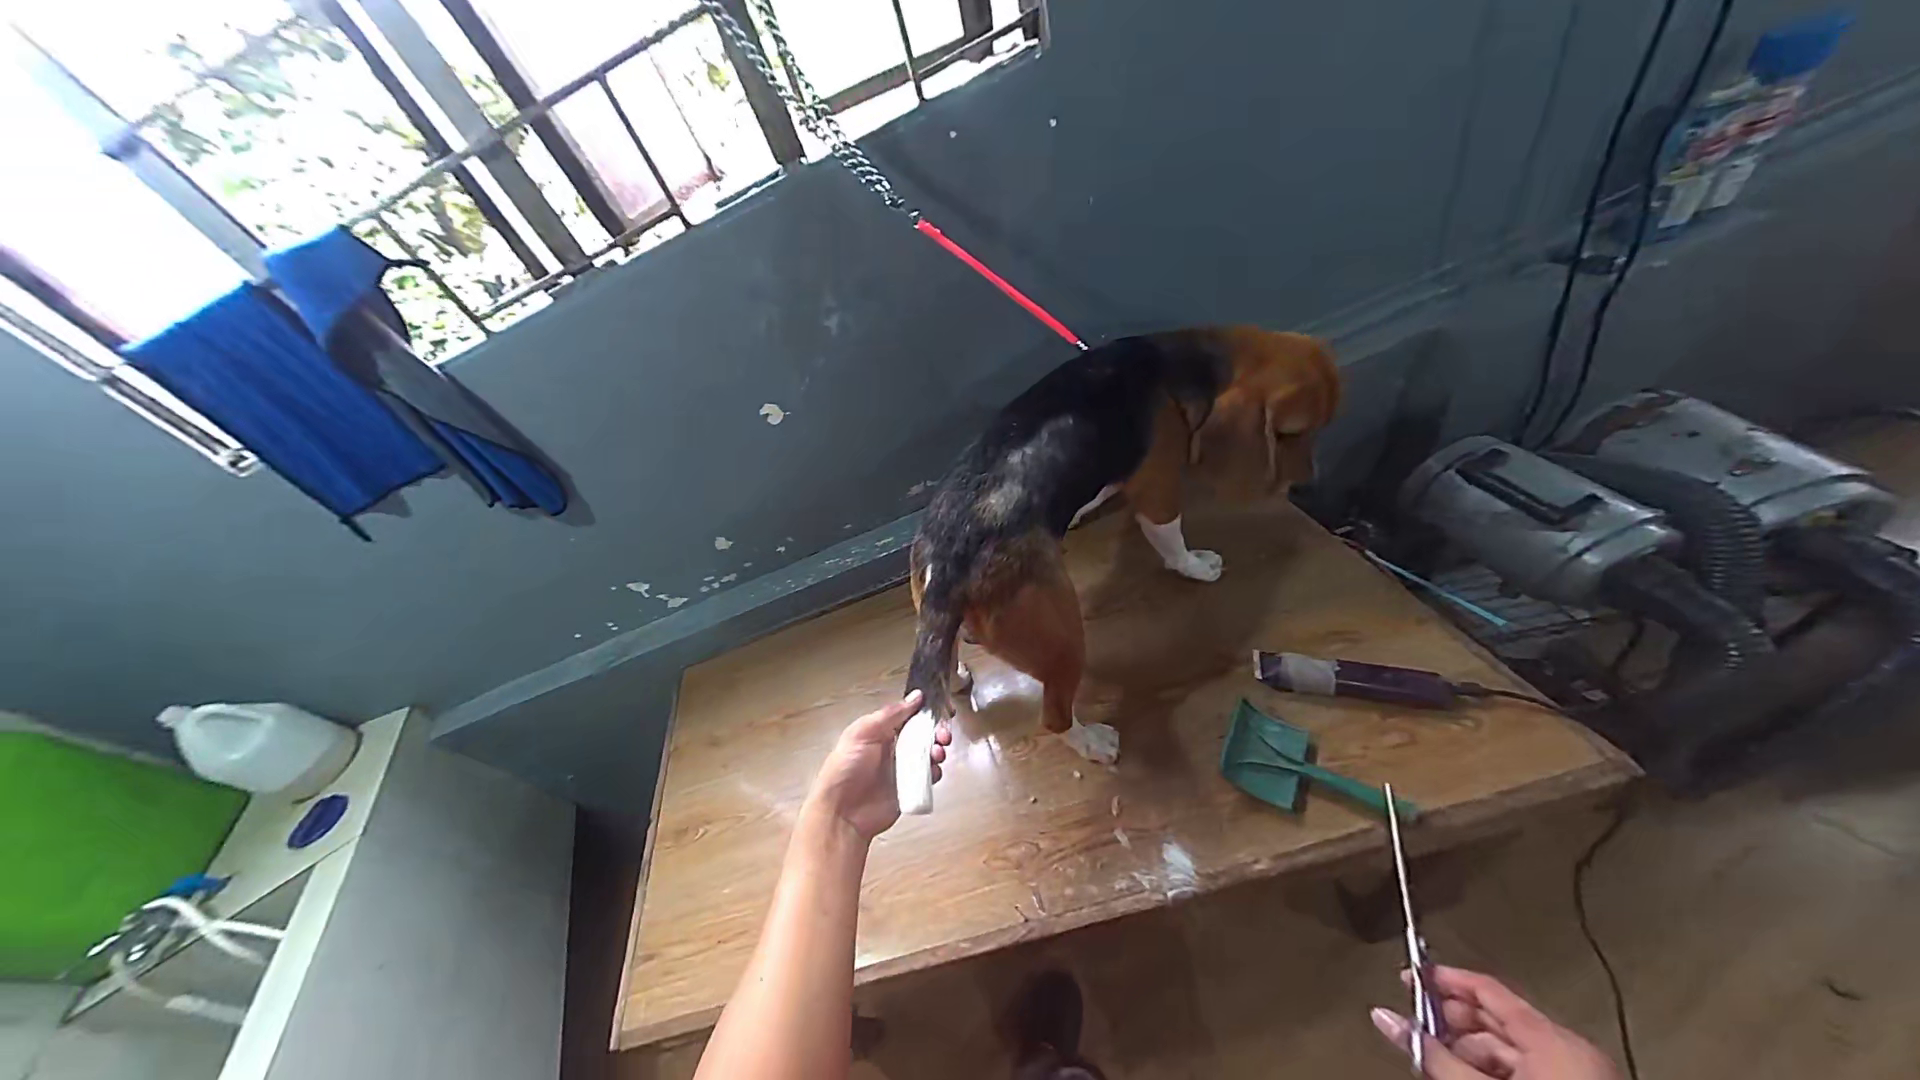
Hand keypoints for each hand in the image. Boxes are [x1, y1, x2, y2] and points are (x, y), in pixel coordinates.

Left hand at [804, 690, 950, 840]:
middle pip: (924, 734)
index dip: (926, 711)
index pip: (909, 715)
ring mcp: (902, 768)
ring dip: (938, 750)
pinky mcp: (910, 788)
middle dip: (937, 731)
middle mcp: (894, 747)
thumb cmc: (847, 767)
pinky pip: (929, 776)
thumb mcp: (864, 732)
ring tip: (937, 753)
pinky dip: (935, 772)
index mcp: (881, 730)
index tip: (941, 708)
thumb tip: (917, 695)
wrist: (842, 813)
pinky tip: (933, 770)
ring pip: (929, 754)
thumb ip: (891, 713)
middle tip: (944, 735)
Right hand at [1371, 966, 1621, 1079]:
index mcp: (1552, 1039)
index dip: (1443, 980)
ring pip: (1510, 1047)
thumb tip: (1384, 1017)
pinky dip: (1494, 1071)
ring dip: (1469, 1049)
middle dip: (1452, 1021)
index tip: (1408, 980)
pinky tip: (1466, 1078)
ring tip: (1440, 1063)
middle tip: (1418, 1029)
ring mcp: (1580, 1077)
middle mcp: (1570, 1051)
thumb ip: (1431, 1054)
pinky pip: (1528, 1070)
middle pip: (1496, 1017)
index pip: (1485, 987)